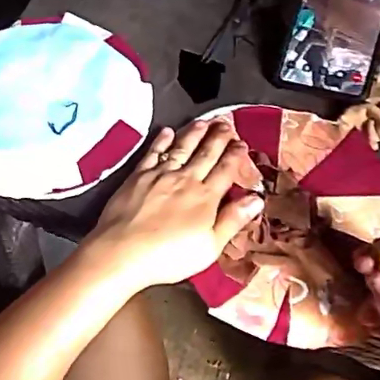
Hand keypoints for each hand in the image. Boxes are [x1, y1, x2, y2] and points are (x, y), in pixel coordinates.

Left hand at [80, 121, 264, 291]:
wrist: (123, 251)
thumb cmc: (169, 257)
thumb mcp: (209, 246)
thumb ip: (232, 220)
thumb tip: (256, 199)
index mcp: (206, 198)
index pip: (225, 170)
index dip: (235, 155)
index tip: (242, 143)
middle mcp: (185, 180)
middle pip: (206, 154)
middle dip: (218, 137)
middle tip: (226, 123)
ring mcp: (160, 175)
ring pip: (182, 148)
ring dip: (194, 133)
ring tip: (203, 122)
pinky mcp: (138, 176)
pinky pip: (154, 153)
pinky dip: (162, 141)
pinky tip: (167, 132)